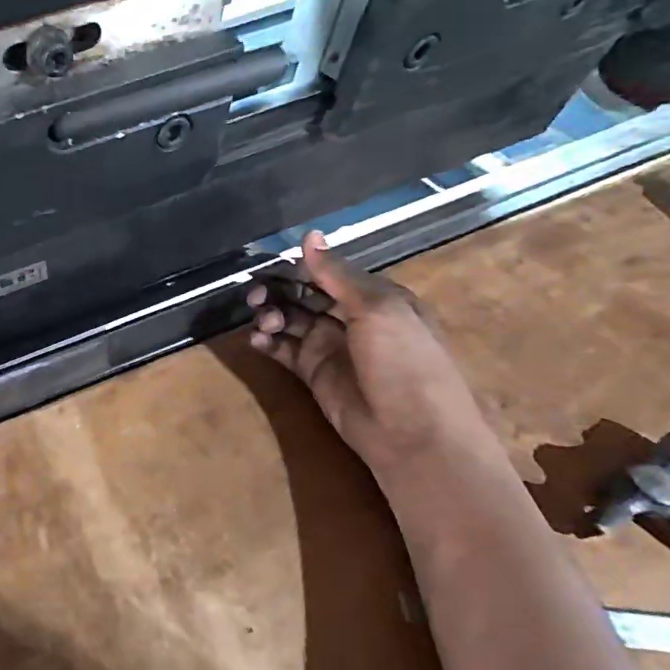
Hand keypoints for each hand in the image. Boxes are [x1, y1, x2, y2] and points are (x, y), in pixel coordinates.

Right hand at [247, 231, 504, 480]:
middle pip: (305, 294)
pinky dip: (269, 343)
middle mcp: (351, 317)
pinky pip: (285, 351)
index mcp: (374, 296)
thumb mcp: (377, 308)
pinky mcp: (315, 374)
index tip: (271, 267)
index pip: (328, 271)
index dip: (299, 267)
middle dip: (279, 290)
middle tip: (255, 296)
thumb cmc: (404, 362)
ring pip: (292, 320)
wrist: (413, 434)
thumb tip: (309, 236)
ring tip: (263, 322)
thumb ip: (337, 274)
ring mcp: (332, 347)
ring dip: (272, 315)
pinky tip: (257, 340)